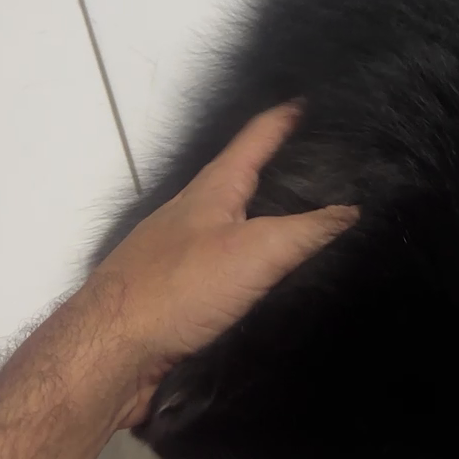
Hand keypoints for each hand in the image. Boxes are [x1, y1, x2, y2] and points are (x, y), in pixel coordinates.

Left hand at [76, 103, 357, 425]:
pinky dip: (256, 246)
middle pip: (245, 174)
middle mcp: (195, 210)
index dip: (287, 116)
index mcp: (214, 188)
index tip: (314, 99)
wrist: (105, 358)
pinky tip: (272, 266)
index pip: (257, 136)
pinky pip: (227, 252)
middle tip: (326, 157)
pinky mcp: (175, 286)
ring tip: (309, 208)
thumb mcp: (259, 252)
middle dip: (282, 161)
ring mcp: (180, 248)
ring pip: (235, 215)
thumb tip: (353, 209)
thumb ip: (310, 229)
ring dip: (269, 206)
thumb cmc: (180, 288)